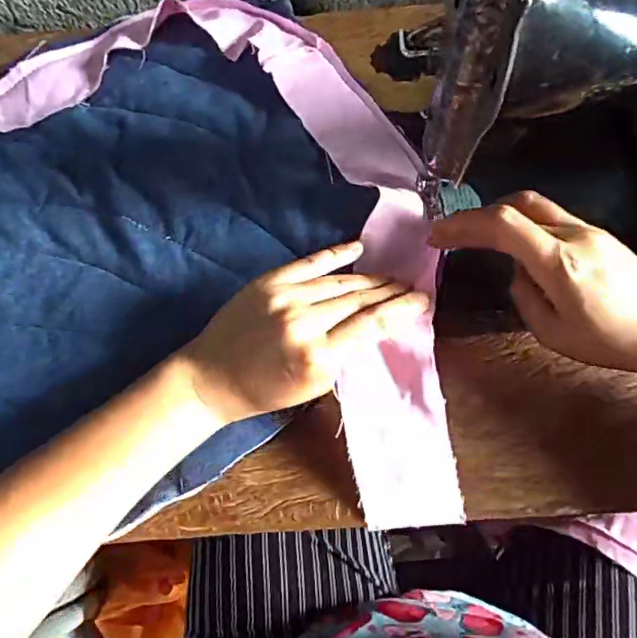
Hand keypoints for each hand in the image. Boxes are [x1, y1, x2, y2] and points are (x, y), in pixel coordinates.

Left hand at [178, 242, 431, 421]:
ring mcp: (285, 297)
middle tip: (411, 284)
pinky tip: (358, 247)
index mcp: (318, 357)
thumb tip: (375, 326)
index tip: (422, 299)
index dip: (401, 309)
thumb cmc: (265, 390)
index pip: (371, 325)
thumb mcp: (313, 386)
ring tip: (391, 276)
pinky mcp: (269, 281)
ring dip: (369, 277)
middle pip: (359, 299)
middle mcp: (304, 322)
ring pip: (339, 281)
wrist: (213, 376)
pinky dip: (336, 254)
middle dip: (389, 291)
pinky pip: (310, 263)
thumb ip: (344, 355)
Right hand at [428, 191, 636, 380]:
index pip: (501, 224)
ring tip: (484, 242)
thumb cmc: (615, 342)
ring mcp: (591, 231)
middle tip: (455, 234)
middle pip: (517, 204)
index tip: (437, 236)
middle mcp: (575, 235)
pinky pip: (553, 220)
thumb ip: (524, 296)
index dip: (462, 225)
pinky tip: (523, 251)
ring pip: (536, 208)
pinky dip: (526, 227)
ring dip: (503, 219)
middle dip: (478, 214)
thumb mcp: (554, 333)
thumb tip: (517, 273)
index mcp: (559, 261)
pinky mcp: (601, 237)